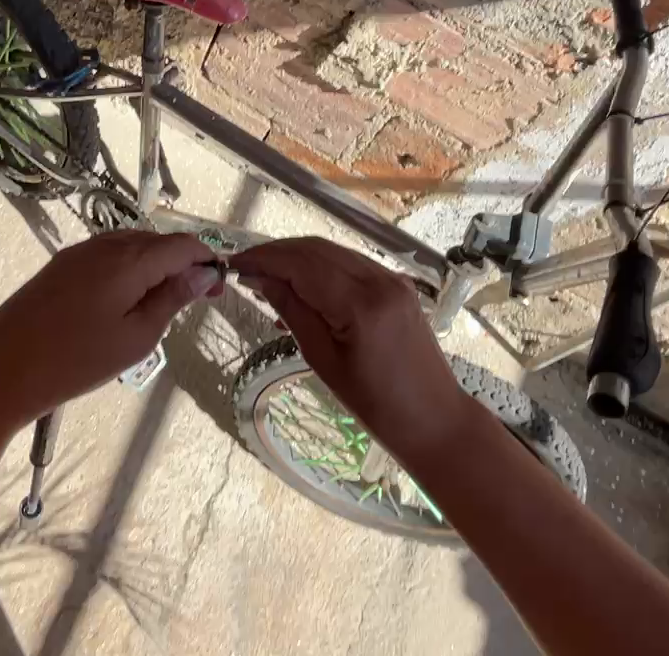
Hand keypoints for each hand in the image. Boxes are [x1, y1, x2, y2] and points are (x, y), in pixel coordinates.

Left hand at [0, 231, 222, 429]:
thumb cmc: (75, 361)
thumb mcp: (136, 337)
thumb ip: (171, 299)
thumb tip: (204, 272)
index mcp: (128, 259)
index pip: (182, 243)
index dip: (207, 259)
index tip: (220, 288)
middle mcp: (105, 244)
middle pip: (157, 241)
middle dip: (183, 263)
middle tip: (198, 300)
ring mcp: (79, 252)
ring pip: (132, 246)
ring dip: (156, 266)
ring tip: (165, 303)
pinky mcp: (61, 265)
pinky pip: (108, 255)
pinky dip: (130, 269)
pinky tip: (129, 299)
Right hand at [231, 237, 474, 464]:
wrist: (434, 419)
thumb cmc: (374, 404)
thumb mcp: (322, 360)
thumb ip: (291, 310)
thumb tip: (257, 278)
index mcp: (360, 303)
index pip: (300, 264)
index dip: (264, 259)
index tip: (233, 265)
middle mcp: (379, 279)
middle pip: (315, 249)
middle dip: (276, 253)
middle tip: (244, 268)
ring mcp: (391, 278)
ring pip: (331, 251)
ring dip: (296, 257)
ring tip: (265, 277)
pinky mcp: (396, 283)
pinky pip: (348, 263)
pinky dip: (319, 267)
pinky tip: (300, 285)